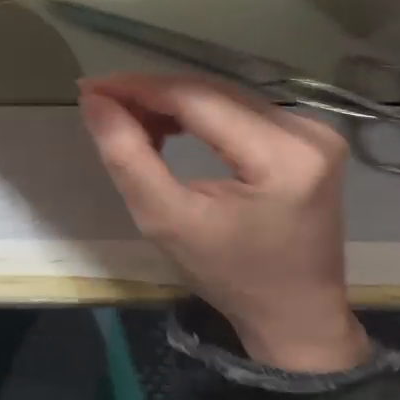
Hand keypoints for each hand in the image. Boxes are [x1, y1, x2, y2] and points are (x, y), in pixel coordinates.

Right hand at [78, 74, 371, 373]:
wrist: (294, 312)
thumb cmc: (228, 272)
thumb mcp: (163, 218)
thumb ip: (126, 154)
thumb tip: (93, 101)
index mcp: (283, 156)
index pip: (194, 99)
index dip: (136, 88)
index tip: (87, 89)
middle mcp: (307, 132)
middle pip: (207, 92)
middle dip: (147, 93)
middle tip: (99, 105)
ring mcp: (312, 133)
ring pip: (218, 96)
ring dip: (166, 103)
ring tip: (126, 123)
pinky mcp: (306, 139)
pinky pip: (234, 108)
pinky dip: (192, 114)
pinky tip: (164, 130)